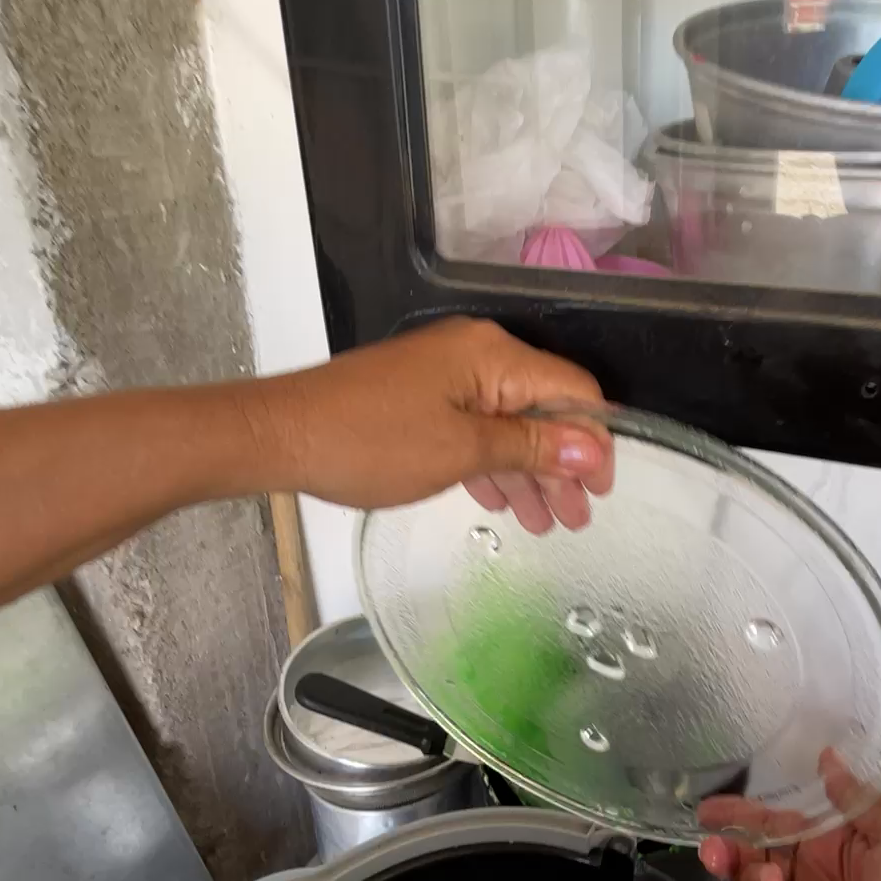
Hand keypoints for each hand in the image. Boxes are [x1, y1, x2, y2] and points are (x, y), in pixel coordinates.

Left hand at [258, 317, 613, 530]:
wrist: (279, 436)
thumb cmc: (370, 443)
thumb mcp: (462, 450)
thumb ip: (532, 447)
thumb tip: (593, 450)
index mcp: (494, 356)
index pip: (572, 390)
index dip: (595, 441)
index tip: (601, 491)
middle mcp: (478, 355)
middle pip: (542, 409)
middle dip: (561, 465)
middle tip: (574, 520)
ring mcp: (448, 375)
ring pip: (508, 423)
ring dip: (527, 472)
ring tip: (543, 524)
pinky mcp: (425, 396)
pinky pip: (475, 427)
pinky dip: (491, 463)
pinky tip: (500, 499)